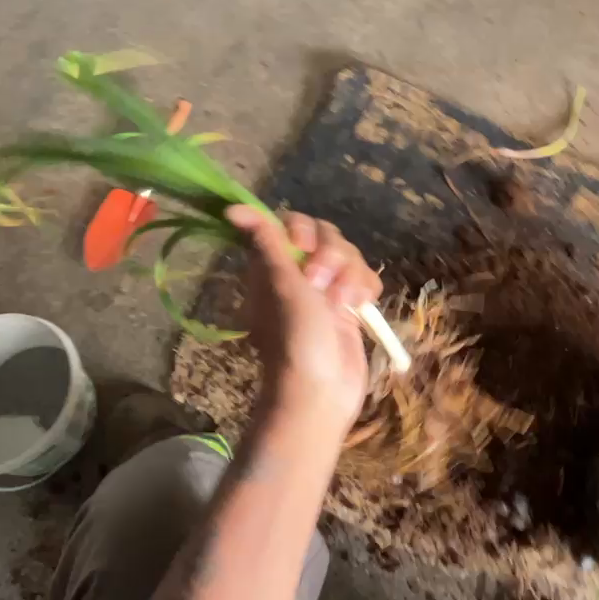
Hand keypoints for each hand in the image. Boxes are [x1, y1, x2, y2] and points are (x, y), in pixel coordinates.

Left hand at [225, 206, 379, 430]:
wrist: (322, 391)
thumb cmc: (295, 338)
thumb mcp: (280, 284)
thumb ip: (266, 241)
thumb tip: (233, 208)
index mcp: (273, 265)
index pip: (290, 223)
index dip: (303, 230)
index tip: (303, 248)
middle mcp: (298, 273)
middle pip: (325, 235)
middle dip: (332, 254)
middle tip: (321, 283)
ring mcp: (325, 289)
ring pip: (349, 255)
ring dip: (350, 274)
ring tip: (344, 303)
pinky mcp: (349, 304)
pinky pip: (365, 277)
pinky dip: (365, 288)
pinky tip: (360, 306)